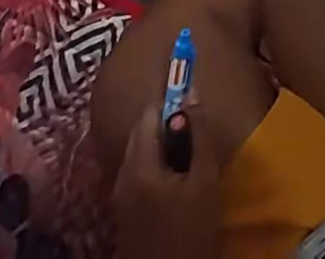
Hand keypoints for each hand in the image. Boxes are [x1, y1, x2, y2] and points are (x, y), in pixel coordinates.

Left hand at [111, 105, 220, 258]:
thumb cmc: (192, 232)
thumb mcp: (205, 179)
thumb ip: (200, 134)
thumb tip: (192, 93)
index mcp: (139, 166)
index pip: (148, 114)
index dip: (172, 105)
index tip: (193, 111)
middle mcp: (122, 175)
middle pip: (141, 132)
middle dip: (167, 126)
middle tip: (195, 137)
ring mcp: (119, 195)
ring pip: (140, 151)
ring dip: (163, 146)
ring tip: (190, 159)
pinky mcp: (122, 210)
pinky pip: (138, 171)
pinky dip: (156, 165)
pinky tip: (177, 181)